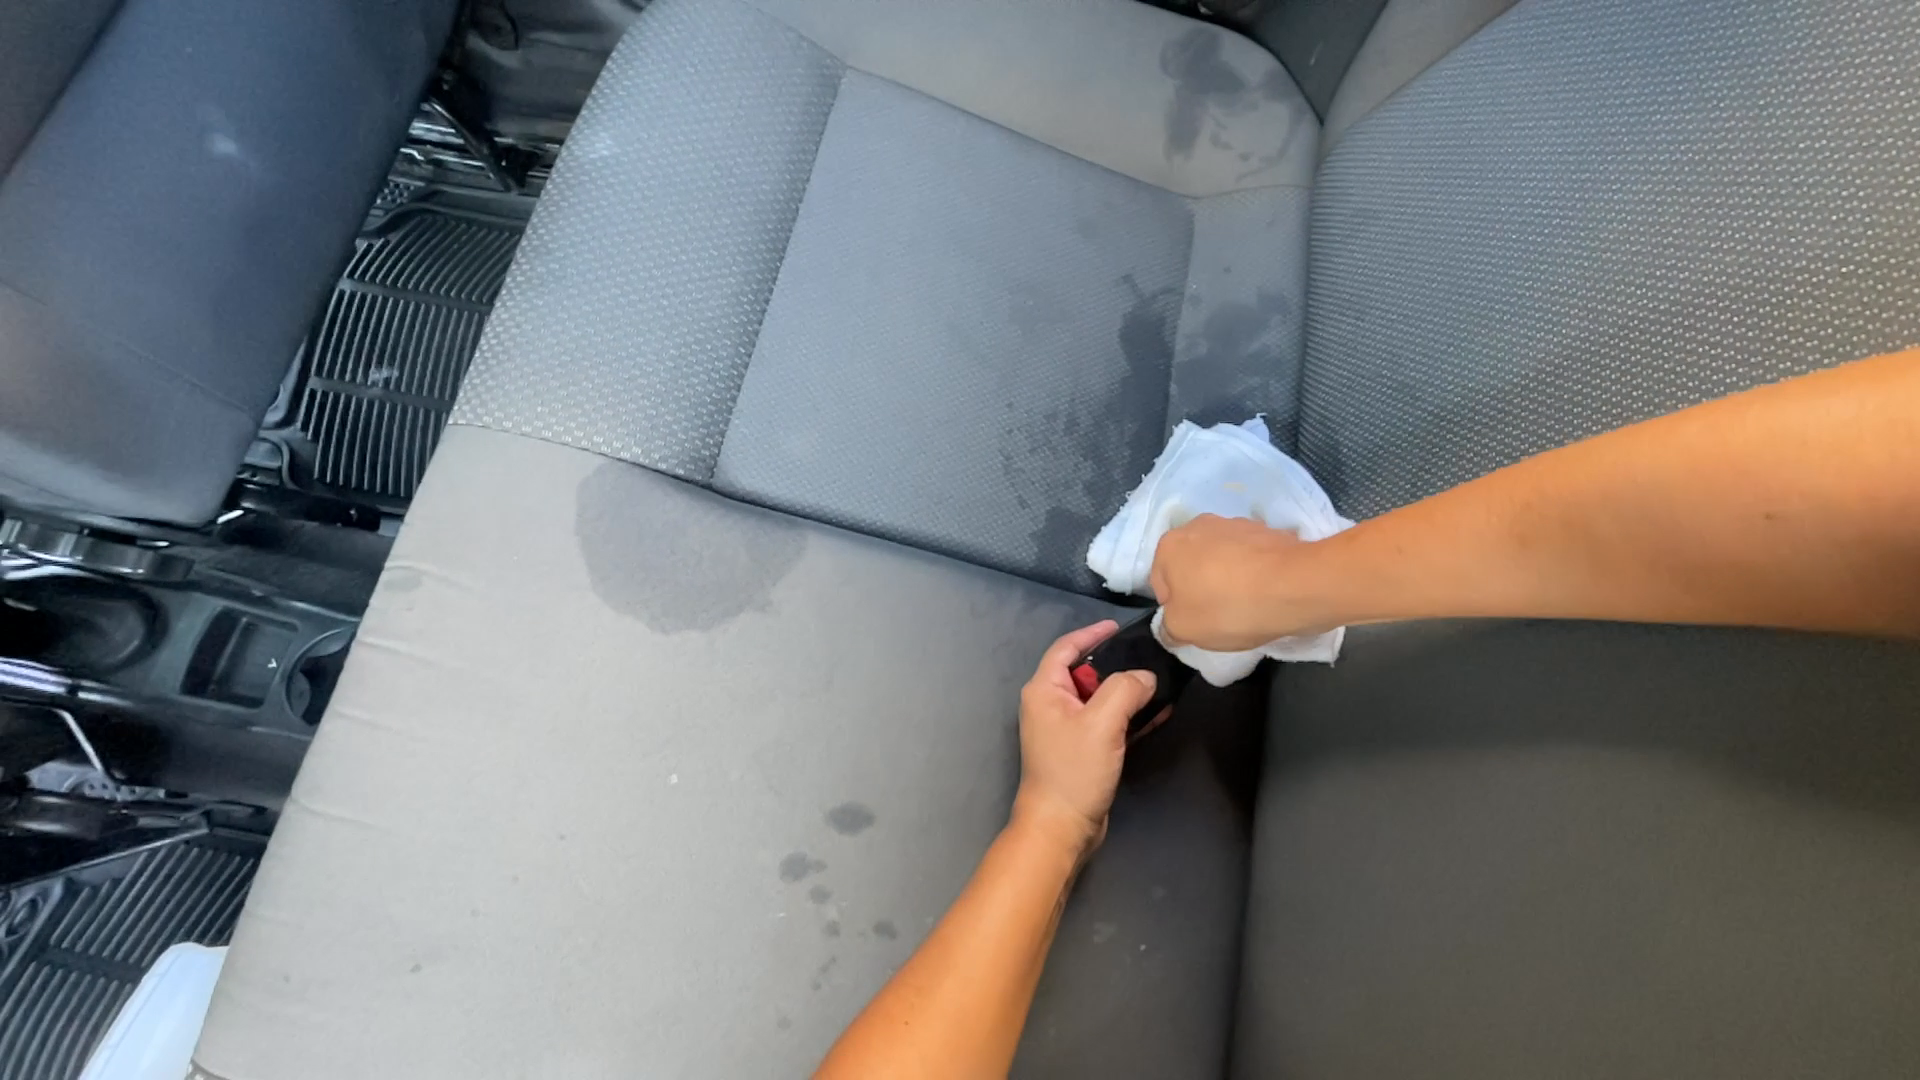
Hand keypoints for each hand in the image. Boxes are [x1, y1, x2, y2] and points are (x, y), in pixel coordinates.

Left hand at [1011, 621, 1158, 855]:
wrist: (1061, 826)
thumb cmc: (1074, 770)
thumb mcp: (1101, 723)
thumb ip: (1125, 690)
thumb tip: (1144, 676)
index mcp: (1044, 690)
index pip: (1065, 648)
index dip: (1091, 634)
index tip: (1117, 626)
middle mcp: (1050, 704)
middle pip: (1084, 672)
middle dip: (1115, 664)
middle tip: (1147, 656)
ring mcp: (1064, 728)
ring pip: (1098, 698)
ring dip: (1126, 692)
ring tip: (1159, 684)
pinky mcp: (1080, 749)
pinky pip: (1106, 722)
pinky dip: (1128, 716)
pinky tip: (1156, 715)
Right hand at [1151, 514, 1330, 649]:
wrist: (1296, 586)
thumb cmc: (1227, 607)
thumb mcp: (1183, 630)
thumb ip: (1167, 628)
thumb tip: (1169, 626)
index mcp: (1169, 545)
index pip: (1160, 584)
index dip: (1176, 609)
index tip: (1197, 624)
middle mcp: (1197, 525)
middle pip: (1191, 567)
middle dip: (1200, 589)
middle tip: (1220, 616)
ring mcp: (1235, 523)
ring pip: (1221, 559)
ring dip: (1227, 578)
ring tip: (1248, 605)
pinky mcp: (1267, 530)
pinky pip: (1251, 557)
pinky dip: (1254, 572)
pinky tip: (1267, 593)